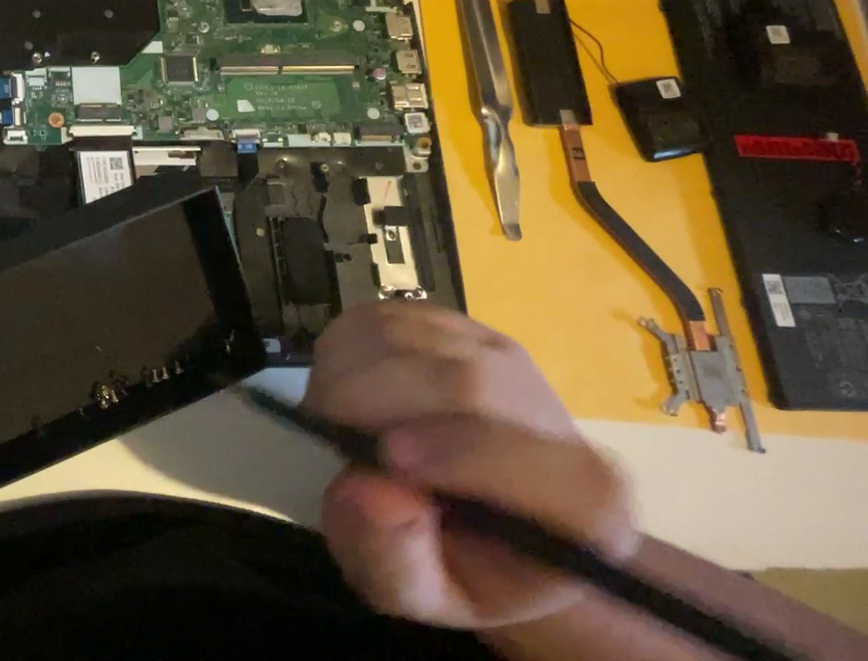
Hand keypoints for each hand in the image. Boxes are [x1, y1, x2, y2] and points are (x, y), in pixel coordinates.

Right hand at [304, 302, 638, 630]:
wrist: (473, 517)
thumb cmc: (451, 562)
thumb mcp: (415, 594)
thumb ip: (394, 560)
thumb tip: (372, 491)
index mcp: (583, 504)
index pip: (527, 454)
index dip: (455, 451)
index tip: (385, 461)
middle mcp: (553, 416)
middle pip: (461, 380)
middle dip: (370, 400)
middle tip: (328, 432)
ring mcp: (503, 357)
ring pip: (411, 337)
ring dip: (347, 371)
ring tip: (338, 416)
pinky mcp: (456, 324)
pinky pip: (385, 315)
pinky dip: (345, 347)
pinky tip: (347, 386)